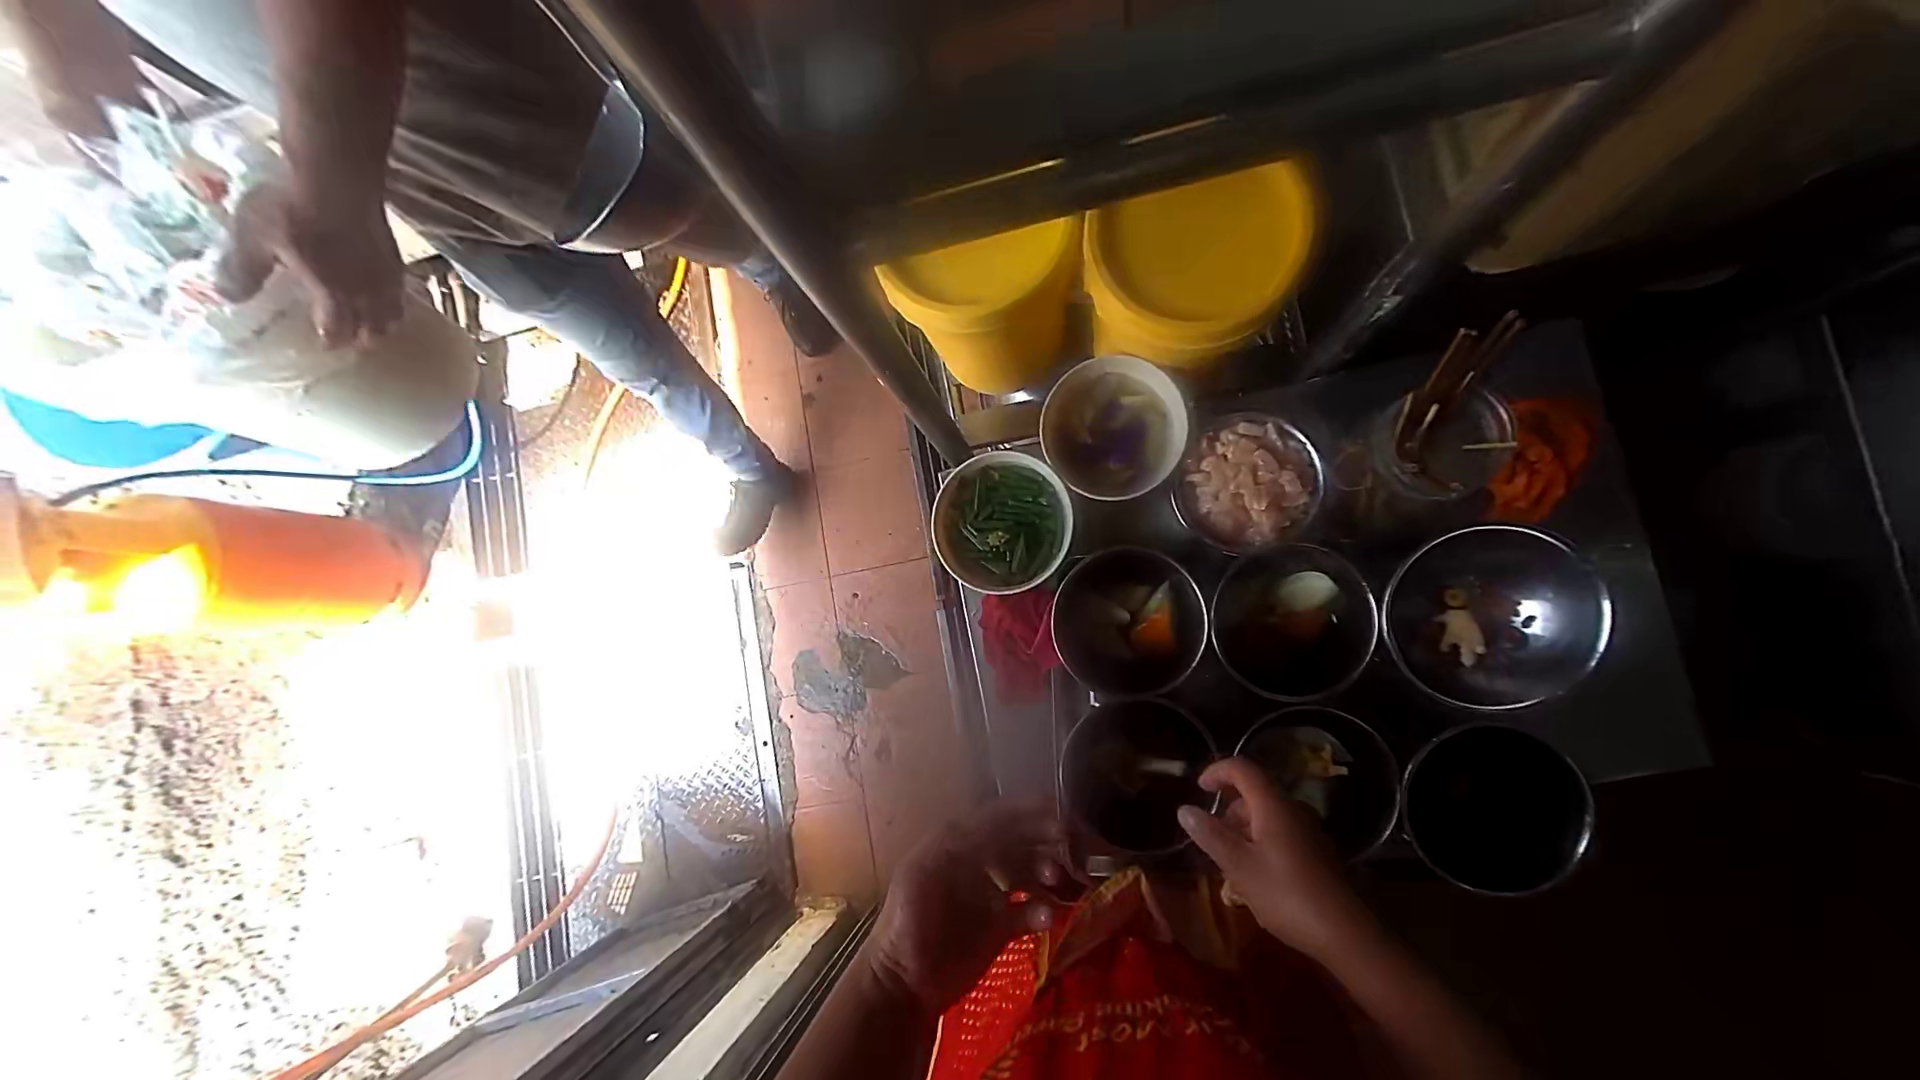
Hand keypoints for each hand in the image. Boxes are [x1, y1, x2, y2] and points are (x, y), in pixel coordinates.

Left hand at [216, 178, 403, 348]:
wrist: (336, 182)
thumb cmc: (292, 211)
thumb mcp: (252, 237)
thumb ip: (242, 270)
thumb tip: (227, 298)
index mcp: (333, 296)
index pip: (337, 332)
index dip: (329, 342)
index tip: (321, 347)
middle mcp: (366, 296)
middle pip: (373, 330)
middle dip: (362, 339)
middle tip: (350, 340)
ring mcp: (386, 281)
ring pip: (393, 316)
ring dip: (382, 325)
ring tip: (373, 325)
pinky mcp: (396, 263)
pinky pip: (400, 295)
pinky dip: (393, 303)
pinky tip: (384, 296)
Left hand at [865, 799, 1078, 1013]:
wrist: (902, 985)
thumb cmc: (907, 924)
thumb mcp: (923, 875)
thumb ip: (953, 846)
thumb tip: (989, 824)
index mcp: (955, 843)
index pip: (996, 818)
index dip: (1025, 812)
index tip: (1055, 811)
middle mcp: (976, 863)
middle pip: (1017, 842)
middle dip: (1044, 839)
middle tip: (1070, 844)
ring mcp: (989, 895)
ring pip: (1028, 873)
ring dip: (1046, 872)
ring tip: (1059, 881)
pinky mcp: (999, 928)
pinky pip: (1029, 912)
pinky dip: (1042, 911)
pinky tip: (1048, 917)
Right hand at [1177, 758, 1372, 959]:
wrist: (1347, 936)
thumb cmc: (1286, 895)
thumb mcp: (1238, 866)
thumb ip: (1210, 835)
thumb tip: (1185, 809)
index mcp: (1273, 806)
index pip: (1243, 769)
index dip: (1218, 771)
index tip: (1200, 788)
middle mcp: (1293, 811)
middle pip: (1254, 795)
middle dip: (1228, 811)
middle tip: (1213, 840)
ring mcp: (1309, 833)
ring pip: (1267, 817)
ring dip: (1244, 831)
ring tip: (1231, 864)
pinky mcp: (1318, 854)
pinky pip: (1281, 835)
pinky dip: (1261, 844)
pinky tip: (1257, 877)